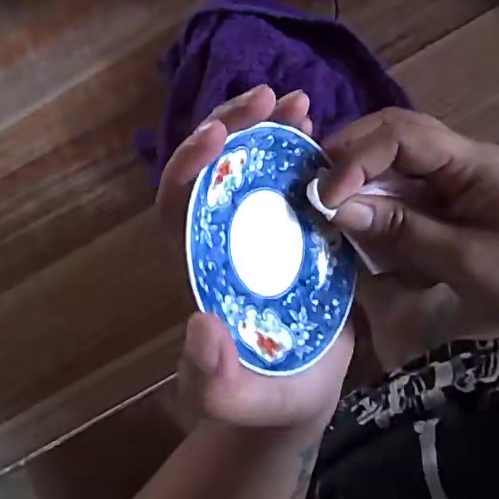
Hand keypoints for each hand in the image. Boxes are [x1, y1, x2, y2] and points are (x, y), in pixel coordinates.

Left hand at [157, 86, 355, 430]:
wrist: (301, 397)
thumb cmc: (264, 398)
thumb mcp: (237, 401)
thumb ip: (212, 380)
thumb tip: (199, 322)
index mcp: (197, 261)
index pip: (177, 201)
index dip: (189, 164)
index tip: (217, 134)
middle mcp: (220, 234)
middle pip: (214, 168)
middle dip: (233, 127)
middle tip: (269, 97)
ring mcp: (257, 228)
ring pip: (252, 164)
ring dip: (269, 128)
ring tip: (300, 104)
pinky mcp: (294, 229)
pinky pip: (290, 180)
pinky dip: (301, 151)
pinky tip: (321, 132)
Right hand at [317, 109, 498, 347]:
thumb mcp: (470, 261)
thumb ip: (402, 230)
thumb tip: (337, 207)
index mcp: (472, 162)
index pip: (399, 134)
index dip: (354, 158)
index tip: (324, 197)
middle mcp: (460, 161)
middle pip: (391, 137)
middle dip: (348, 157)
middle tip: (311, 188)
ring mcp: (457, 182)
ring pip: (394, 164)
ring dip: (359, 182)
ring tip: (328, 208)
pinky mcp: (455, 206)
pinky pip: (405, 194)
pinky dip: (378, 207)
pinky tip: (363, 229)